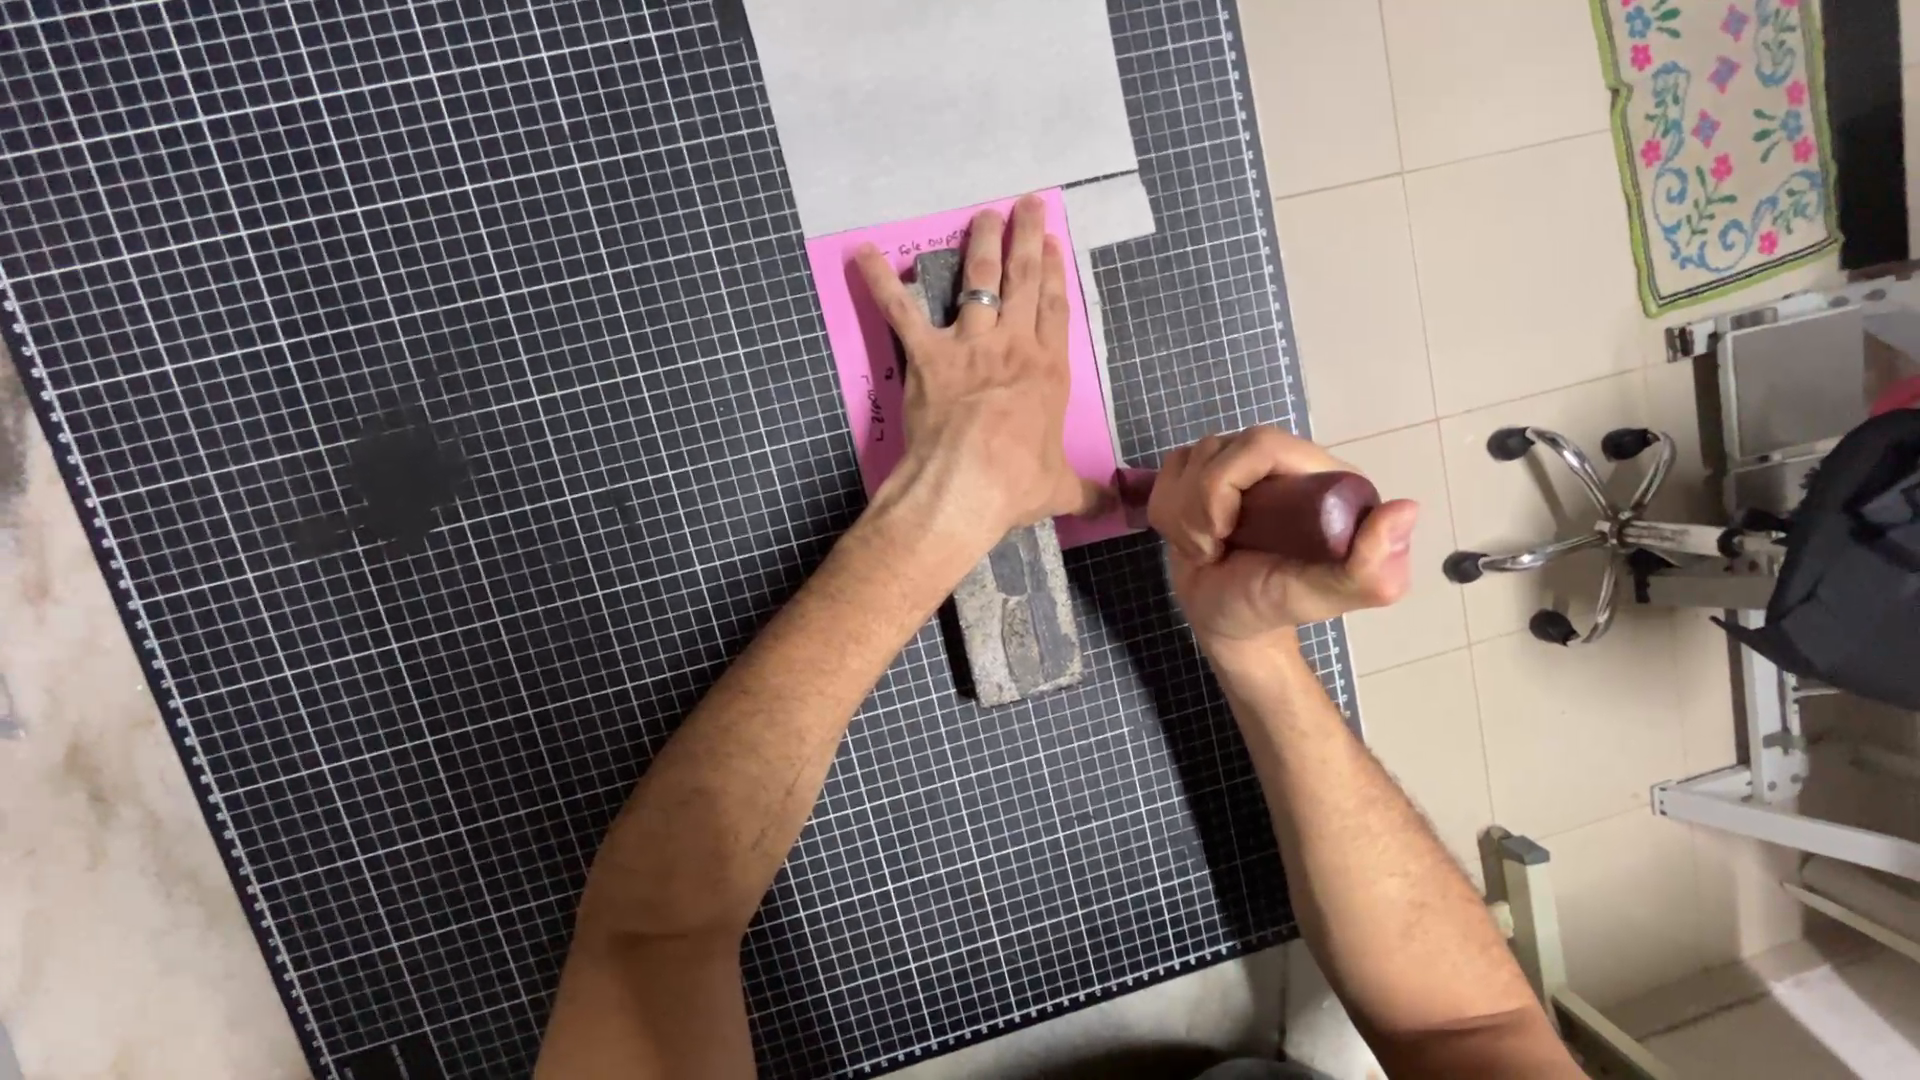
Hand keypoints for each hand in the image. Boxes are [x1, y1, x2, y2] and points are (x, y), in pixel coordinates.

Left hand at [854, 195, 1103, 554]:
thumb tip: (1121, 507)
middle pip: (1023, 281)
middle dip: (1026, 239)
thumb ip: (1090, 492)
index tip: (1052, 243)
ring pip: (977, 281)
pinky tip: (864, 254)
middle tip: (1027, 204)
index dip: (1055, 273)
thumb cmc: (1016, 484)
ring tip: (983, 214)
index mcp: (1048, 371)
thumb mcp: (1062, 489)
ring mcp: (969, 345)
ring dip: (980, 244)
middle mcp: (1012, 346)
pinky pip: (901, 312)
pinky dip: (881, 282)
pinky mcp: (927, 355)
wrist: (966, 485)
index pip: (1055, 310)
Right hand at [1148, 426, 1419, 653]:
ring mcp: (1235, 470)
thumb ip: (1368, 567)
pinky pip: (1169, 471)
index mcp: (1316, 477)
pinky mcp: (1199, 480)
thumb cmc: (1273, 608)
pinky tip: (1190, 539)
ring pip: (1189, 459)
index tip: (1224, 531)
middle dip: (1200, 504)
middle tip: (1211, 548)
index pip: (1262, 443)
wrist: (1227, 623)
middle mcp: (1276, 465)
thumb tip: (1405, 509)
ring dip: (1183, 515)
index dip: (1227, 481)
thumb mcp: (1324, 596)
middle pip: (1218, 448)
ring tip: (1206, 550)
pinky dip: (1168, 511)